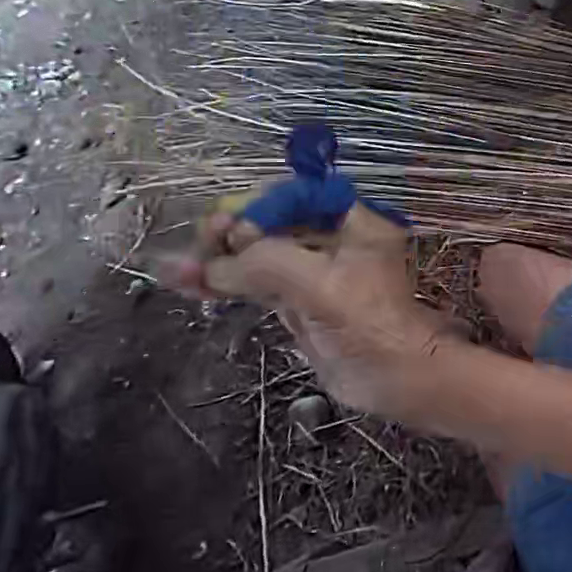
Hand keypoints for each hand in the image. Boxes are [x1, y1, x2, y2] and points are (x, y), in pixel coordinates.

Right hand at [166, 204, 453, 415]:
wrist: (391, 375)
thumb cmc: (368, 321)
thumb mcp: (319, 283)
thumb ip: (267, 262)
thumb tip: (214, 263)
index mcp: (354, 223)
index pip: (302, 196)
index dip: (264, 204)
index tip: (231, 221)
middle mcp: (334, 242)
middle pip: (276, 223)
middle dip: (235, 230)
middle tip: (203, 241)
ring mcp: (314, 273)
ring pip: (260, 255)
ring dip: (220, 258)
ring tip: (179, 265)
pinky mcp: (298, 302)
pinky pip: (255, 284)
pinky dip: (224, 283)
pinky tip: (187, 281)